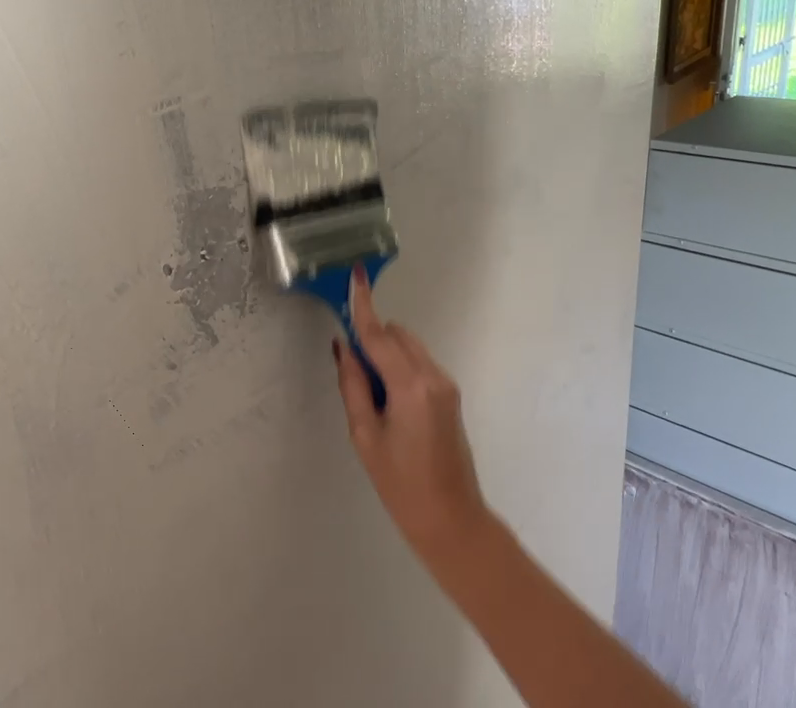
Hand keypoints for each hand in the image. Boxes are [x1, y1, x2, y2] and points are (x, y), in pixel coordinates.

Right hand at [333, 266, 489, 561]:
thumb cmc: (400, 482)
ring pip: (409, 349)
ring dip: (386, 354)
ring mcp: (446, 386)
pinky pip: (418, 365)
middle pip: (397, 336)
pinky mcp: (450, 397)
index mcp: (411, 386)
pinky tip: (386, 401)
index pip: (380, 336)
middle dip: (372, 338)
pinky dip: (399, 368)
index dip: (363, 307)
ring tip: (369, 395)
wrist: (450, 518)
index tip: (355, 277)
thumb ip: (353, 385)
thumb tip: (344, 348)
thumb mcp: (365, 435)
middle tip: (349, 366)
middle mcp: (434, 377)